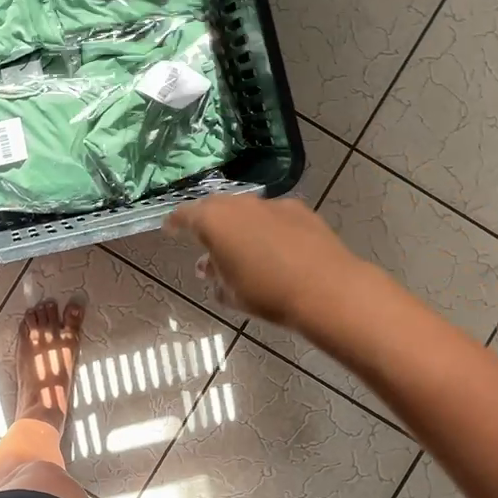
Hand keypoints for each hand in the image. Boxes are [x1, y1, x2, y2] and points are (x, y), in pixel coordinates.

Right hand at [165, 194, 372, 332]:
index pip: (184, 216)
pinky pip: (272, 216)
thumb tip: (209, 268)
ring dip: (238, 226)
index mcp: (212, 221)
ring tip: (241, 249)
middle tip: (206, 242)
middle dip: (208, 223)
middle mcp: (238, 204)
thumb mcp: (230, 293)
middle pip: (215, 208)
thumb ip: (215, 277)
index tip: (169, 229)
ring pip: (245, 210)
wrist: (327, 289)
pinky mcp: (299, 210)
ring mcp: (270, 204)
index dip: (174, 223)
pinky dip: (266, 227)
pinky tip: (275, 247)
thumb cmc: (267, 294)